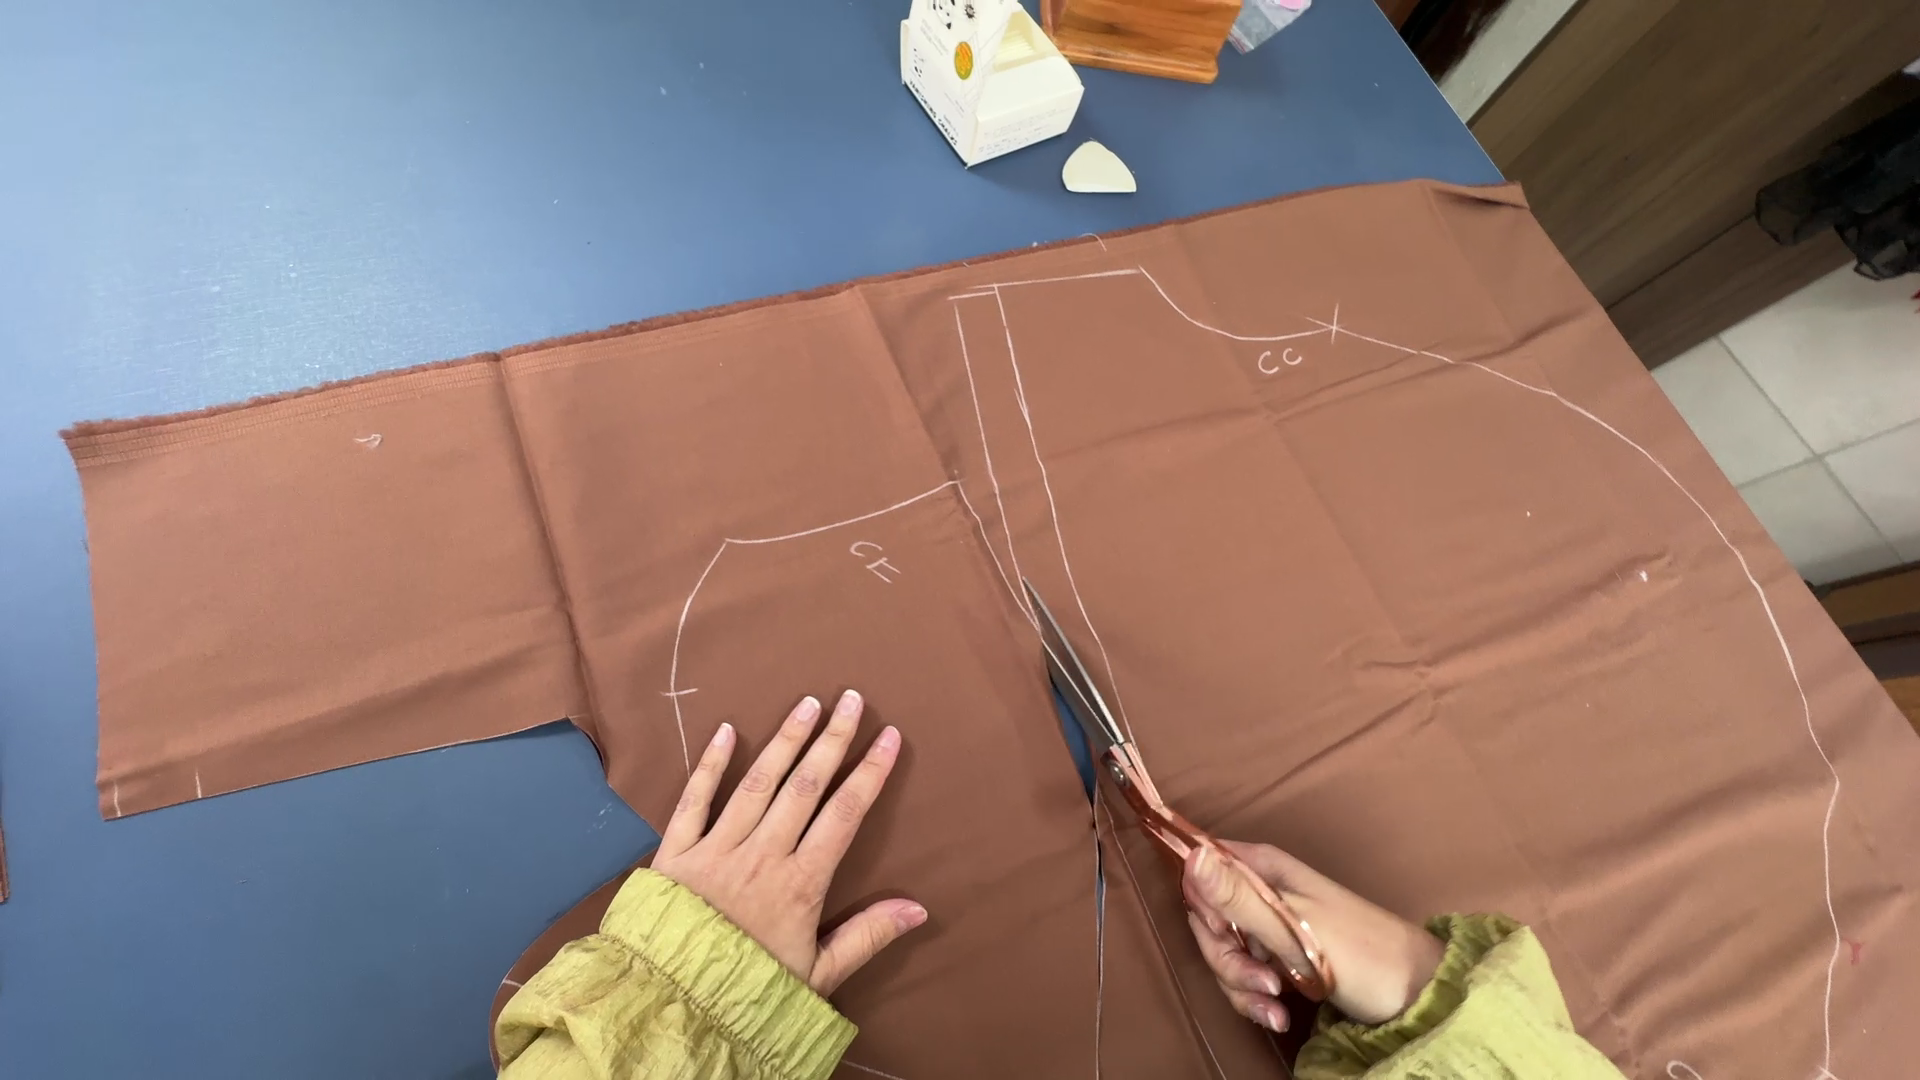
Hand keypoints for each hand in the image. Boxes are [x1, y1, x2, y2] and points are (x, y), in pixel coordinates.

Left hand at [654, 689, 926, 995]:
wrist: (670, 1014)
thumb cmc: (750, 992)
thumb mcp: (818, 976)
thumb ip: (867, 936)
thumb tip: (920, 908)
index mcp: (800, 882)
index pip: (845, 813)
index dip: (870, 772)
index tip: (889, 736)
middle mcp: (762, 854)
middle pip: (805, 784)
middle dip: (832, 738)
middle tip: (851, 699)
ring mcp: (716, 849)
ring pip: (758, 782)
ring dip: (785, 739)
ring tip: (807, 703)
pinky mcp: (676, 853)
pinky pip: (694, 801)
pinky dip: (710, 765)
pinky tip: (726, 730)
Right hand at [1182, 840, 1442, 1032]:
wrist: (1418, 998)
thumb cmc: (1358, 952)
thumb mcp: (1293, 927)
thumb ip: (1237, 896)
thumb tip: (1191, 855)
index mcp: (1261, 866)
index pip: (1201, 871)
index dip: (1202, 906)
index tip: (1222, 934)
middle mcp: (1260, 889)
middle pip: (1208, 918)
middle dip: (1225, 957)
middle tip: (1260, 982)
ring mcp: (1269, 924)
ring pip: (1224, 951)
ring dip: (1241, 983)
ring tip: (1276, 1006)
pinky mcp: (1278, 957)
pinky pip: (1245, 973)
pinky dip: (1254, 996)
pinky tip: (1278, 1015)